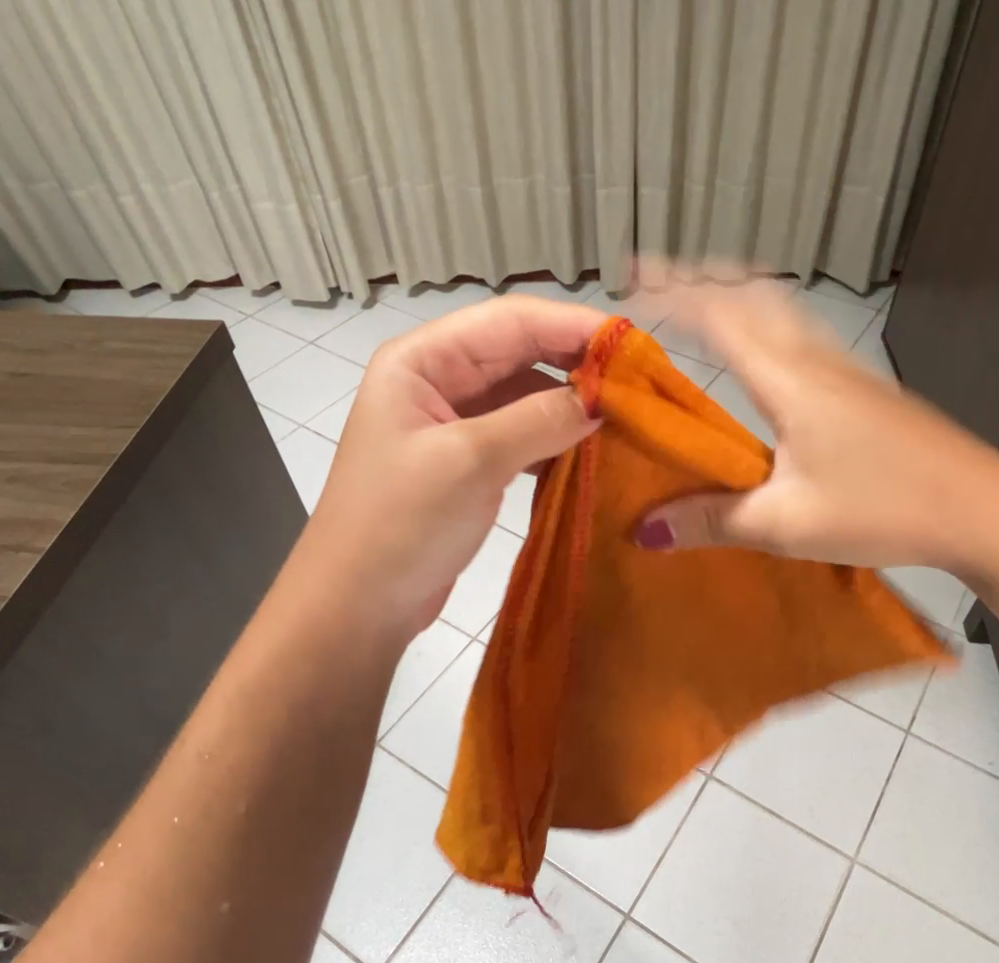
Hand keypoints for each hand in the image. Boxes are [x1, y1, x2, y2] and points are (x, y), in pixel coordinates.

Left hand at [291, 295, 604, 642]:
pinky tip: (591, 450)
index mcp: (421, 360)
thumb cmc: (399, 525)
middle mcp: (437, 379)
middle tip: (641, 383)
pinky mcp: (469, 462)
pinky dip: (556, 439)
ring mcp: (453, 422)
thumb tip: (605, 398)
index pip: (511, 320)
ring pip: (526, 394)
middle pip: (521, 351)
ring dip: (572, 403)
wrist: (357, 606)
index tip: (634, 346)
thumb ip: (539, 420)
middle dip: (579, 363)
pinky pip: (523, 433)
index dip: (575, 325)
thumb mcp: (470, 463)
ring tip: (626, 416)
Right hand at [633, 271, 998, 570]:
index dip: (672, 294)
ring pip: (784, 311)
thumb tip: (643, 531)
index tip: (631, 282)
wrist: (982, 508)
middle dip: (701, 281)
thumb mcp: (787, 524)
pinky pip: (806, 334)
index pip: (719, 318)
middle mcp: (817, 360)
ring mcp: (849, 370)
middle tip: (658, 278)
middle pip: (753, 297)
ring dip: (739, 296)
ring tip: (706, 299)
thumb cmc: (884, 509)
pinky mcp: (869, 389)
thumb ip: (713, 520)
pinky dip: (771, 322)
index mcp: (790, 380)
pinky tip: (773, 353)